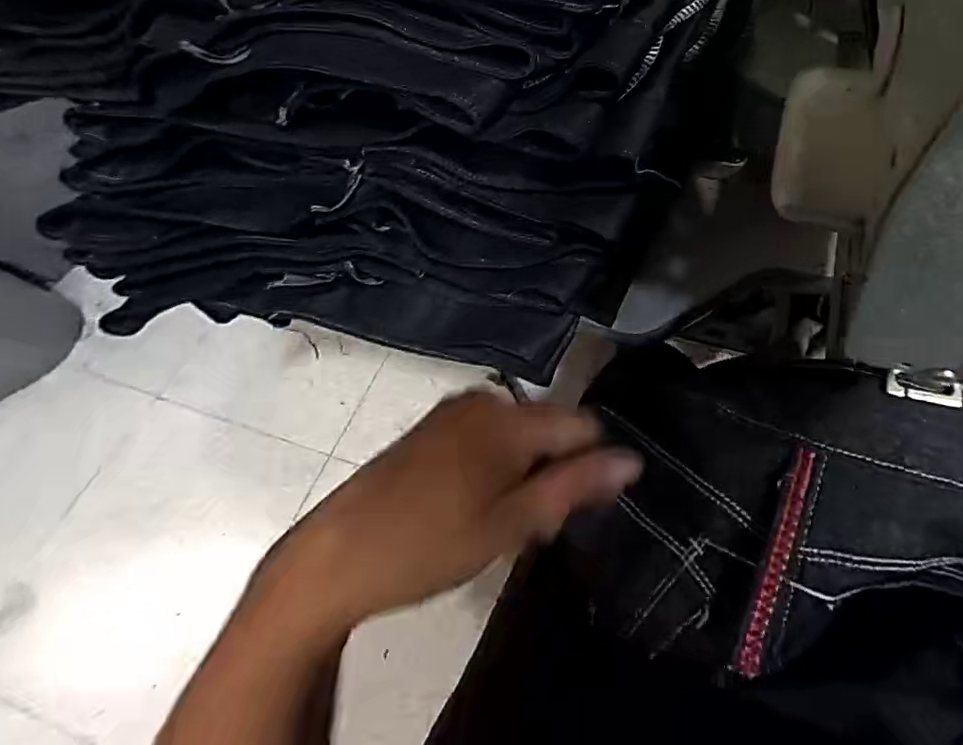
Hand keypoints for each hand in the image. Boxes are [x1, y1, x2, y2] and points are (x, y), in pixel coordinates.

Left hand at [254, 390, 642, 637]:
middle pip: (550, 427)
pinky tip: (467, 504)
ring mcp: (454, 410)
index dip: (585, 466)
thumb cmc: (428, 545)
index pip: (584, 425)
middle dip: (551, 468)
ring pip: (520, 432)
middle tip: (524, 522)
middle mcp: (485, 400)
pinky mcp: (431, 425)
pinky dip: (494, 463)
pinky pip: (487, 434)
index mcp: (510, 418)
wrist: (329, 562)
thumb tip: (633, 461)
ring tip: (494, 519)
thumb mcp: (511, 523)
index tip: (560, 510)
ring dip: (523, 469)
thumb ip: (577, 484)